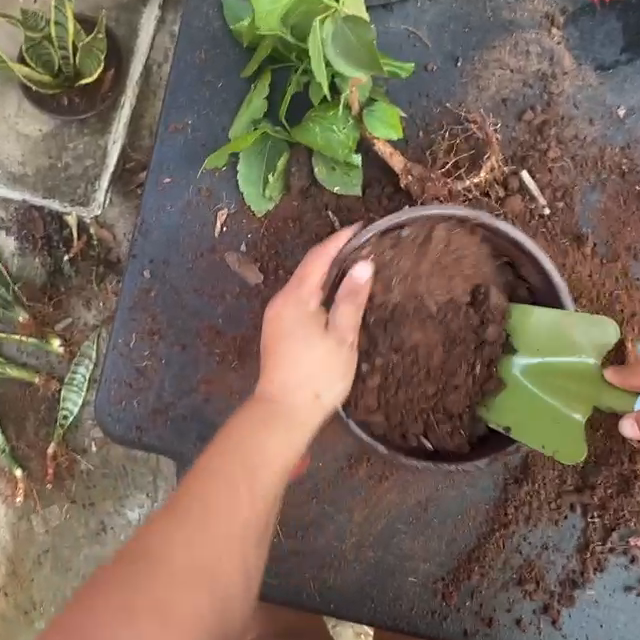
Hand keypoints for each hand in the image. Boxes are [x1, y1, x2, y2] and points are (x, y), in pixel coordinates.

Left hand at [251, 226, 373, 434]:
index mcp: (296, 298)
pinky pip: (298, 298)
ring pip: (302, 283)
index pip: (318, 257)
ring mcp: (276, 316)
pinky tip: (333, 294)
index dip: (339, 240)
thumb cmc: (317, 375)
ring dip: (325, 271)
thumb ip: (351, 299)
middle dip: (332, 253)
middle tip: (361, 243)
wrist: (283, 411)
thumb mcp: (342, 337)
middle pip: (308, 268)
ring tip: (352, 264)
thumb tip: (363, 264)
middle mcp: (281, 301)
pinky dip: (317, 289)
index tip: (361, 227)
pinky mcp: (277, 329)